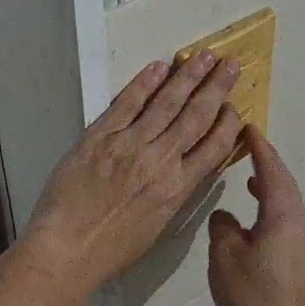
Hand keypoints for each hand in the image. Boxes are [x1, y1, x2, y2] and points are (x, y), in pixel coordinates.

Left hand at [22, 53, 244, 289]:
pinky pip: (126, 103)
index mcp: (177, 188)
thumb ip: (173, 193)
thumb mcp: (157, 226)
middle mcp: (160, 160)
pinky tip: (159, 67)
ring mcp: (129, 144)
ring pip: (166, 103)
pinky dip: (144, 83)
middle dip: (216, 88)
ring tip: (204, 56)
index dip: (228, 123)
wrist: (69, 248)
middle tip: (231, 64)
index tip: (235, 105)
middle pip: (195, 116)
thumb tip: (183, 169)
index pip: (214, 147)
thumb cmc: (111, 249)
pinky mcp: (100, 136)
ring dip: (188, 77)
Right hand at [208, 127, 304, 305]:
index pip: (270, 171)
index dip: (259, 148)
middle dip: (268, 162)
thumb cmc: (253, 297)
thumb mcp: (224, 257)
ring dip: (270, 185)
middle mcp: (298, 225)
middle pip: (285, 184)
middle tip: (250, 144)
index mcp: (282, 217)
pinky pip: (286, 220)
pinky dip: (271, 206)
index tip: (249, 127)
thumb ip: (222, 228)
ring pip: (287, 203)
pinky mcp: (300, 264)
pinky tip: (253, 218)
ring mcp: (303, 246)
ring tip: (249, 177)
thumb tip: (226, 216)